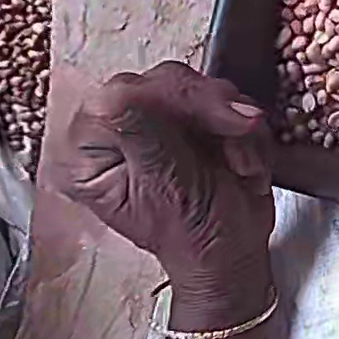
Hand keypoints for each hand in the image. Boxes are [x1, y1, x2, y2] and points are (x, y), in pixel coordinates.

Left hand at [55, 62, 273, 323]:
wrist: (233, 255)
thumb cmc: (195, 236)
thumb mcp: (167, 190)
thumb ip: (145, 138)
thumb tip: (115, 96)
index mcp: (92, 151)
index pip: (122, 95)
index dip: (176, 98)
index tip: (225, 117)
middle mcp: (121, 130)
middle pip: (165, 83)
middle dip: (213, 109)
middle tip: (246, 132)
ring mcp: (160, 122)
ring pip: (201, 87)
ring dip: (235, 123)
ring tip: (243, 164)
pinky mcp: (193, 122)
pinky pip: (227, 102)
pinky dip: (246, 131)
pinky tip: (245, 162)